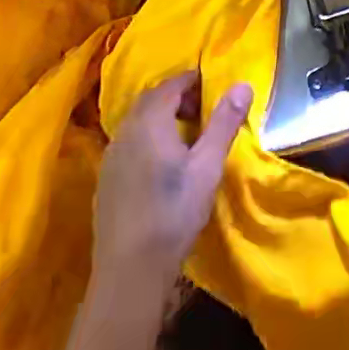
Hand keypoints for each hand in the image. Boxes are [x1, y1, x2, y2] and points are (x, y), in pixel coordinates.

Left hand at [59, 73, 252, 349]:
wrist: (130, 269)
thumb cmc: (174, 212)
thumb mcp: (207, 167)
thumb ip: (224, 123)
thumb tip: (242, 84)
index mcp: (150, 121)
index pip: (170, 85)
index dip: (192, 80)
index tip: (212, 85)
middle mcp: (125, 130)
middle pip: (151, 99)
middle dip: (176, 96)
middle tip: (203, 108)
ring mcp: (111, 155)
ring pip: (137, 121)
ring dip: (161, 117)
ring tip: (186, 134)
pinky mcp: (106, 178)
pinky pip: (128, 141)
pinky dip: (147, 137)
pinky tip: (162, 162)